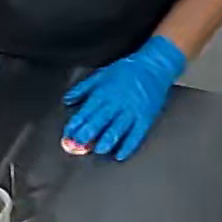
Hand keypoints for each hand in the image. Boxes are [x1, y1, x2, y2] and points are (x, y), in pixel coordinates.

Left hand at [62, 35, 184, 160]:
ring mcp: (132, 111)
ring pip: (118, 128)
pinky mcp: (144, 119)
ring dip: (108, 140)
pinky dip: (128, 146)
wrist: (153, 67)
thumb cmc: (126, 71)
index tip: (68, 133)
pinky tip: (120, 155)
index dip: (77, 123)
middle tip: (78, 144)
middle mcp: (117, 103)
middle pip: (100, 120)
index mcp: (104, 92)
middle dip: (88, 133)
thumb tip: (67, 99)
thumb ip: (83, 88)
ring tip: (99, 150)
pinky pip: (136, 135)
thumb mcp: (101, 74)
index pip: (87, 110)